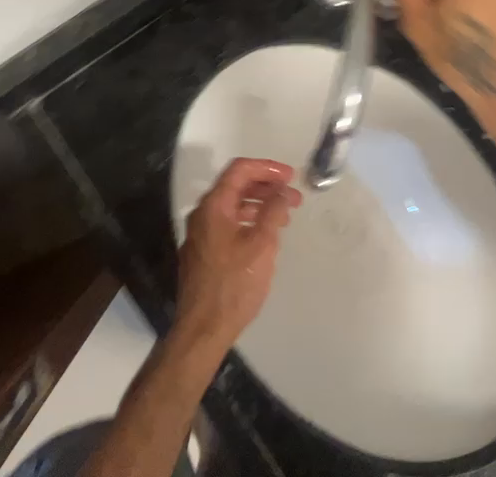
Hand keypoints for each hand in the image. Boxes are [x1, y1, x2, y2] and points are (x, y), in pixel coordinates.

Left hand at [176, 158, 301, 346]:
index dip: (267, 168)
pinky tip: (266, 237)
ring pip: (233, 207)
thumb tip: (282, 190)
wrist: (203, 328)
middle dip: (267, 188)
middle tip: (294, 198)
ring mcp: (201, 234)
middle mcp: (203, 214)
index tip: (291, 177)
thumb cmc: (234, 284)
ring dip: (260, 206)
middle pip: (235, 186)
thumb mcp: (261, 244)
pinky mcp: (204, 252)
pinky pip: (228, 225)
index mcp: (213, 206)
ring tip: (285, 218)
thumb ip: (273, 211)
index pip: (239, 170)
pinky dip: (249, 222)